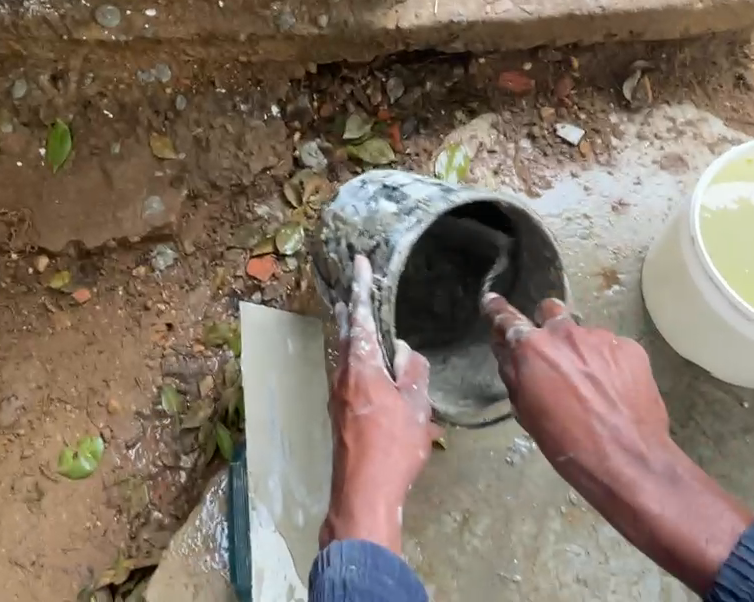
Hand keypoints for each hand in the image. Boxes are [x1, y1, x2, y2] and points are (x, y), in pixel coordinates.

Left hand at [321, 255, 439, 553]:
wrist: (363, 491)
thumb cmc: (393, 447)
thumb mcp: (417, 408)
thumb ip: (414, 374)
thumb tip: (407, 350)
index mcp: (362, 365)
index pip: (363, 316)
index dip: (361, 287)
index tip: (358, 261)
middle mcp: (343, 373)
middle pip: (347, 331)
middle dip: (353, 307)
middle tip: (356, 285)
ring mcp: (337, 392)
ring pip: (344, 351)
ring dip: (353, 332)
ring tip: (360, 317)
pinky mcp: (338, 410)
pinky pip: (346, 371)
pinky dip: (355, 356)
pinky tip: (366, 364)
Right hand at [484, 295, 752, 592]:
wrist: (636, 471)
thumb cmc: (571, 451)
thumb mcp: (528, 412)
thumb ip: (518, 371)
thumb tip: (514, 348)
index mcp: (532, 349)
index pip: (504, 315)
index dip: (498, 309)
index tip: (494, 303)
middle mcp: (564, 333)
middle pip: (550, 312)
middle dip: (550, 328)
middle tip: (557, 358)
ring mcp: (601, 339)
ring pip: (584, 331)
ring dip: (582, 349)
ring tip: (594, 388)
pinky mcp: (631, 351)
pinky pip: (611, 347)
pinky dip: (609, 362)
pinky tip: (617, 394)